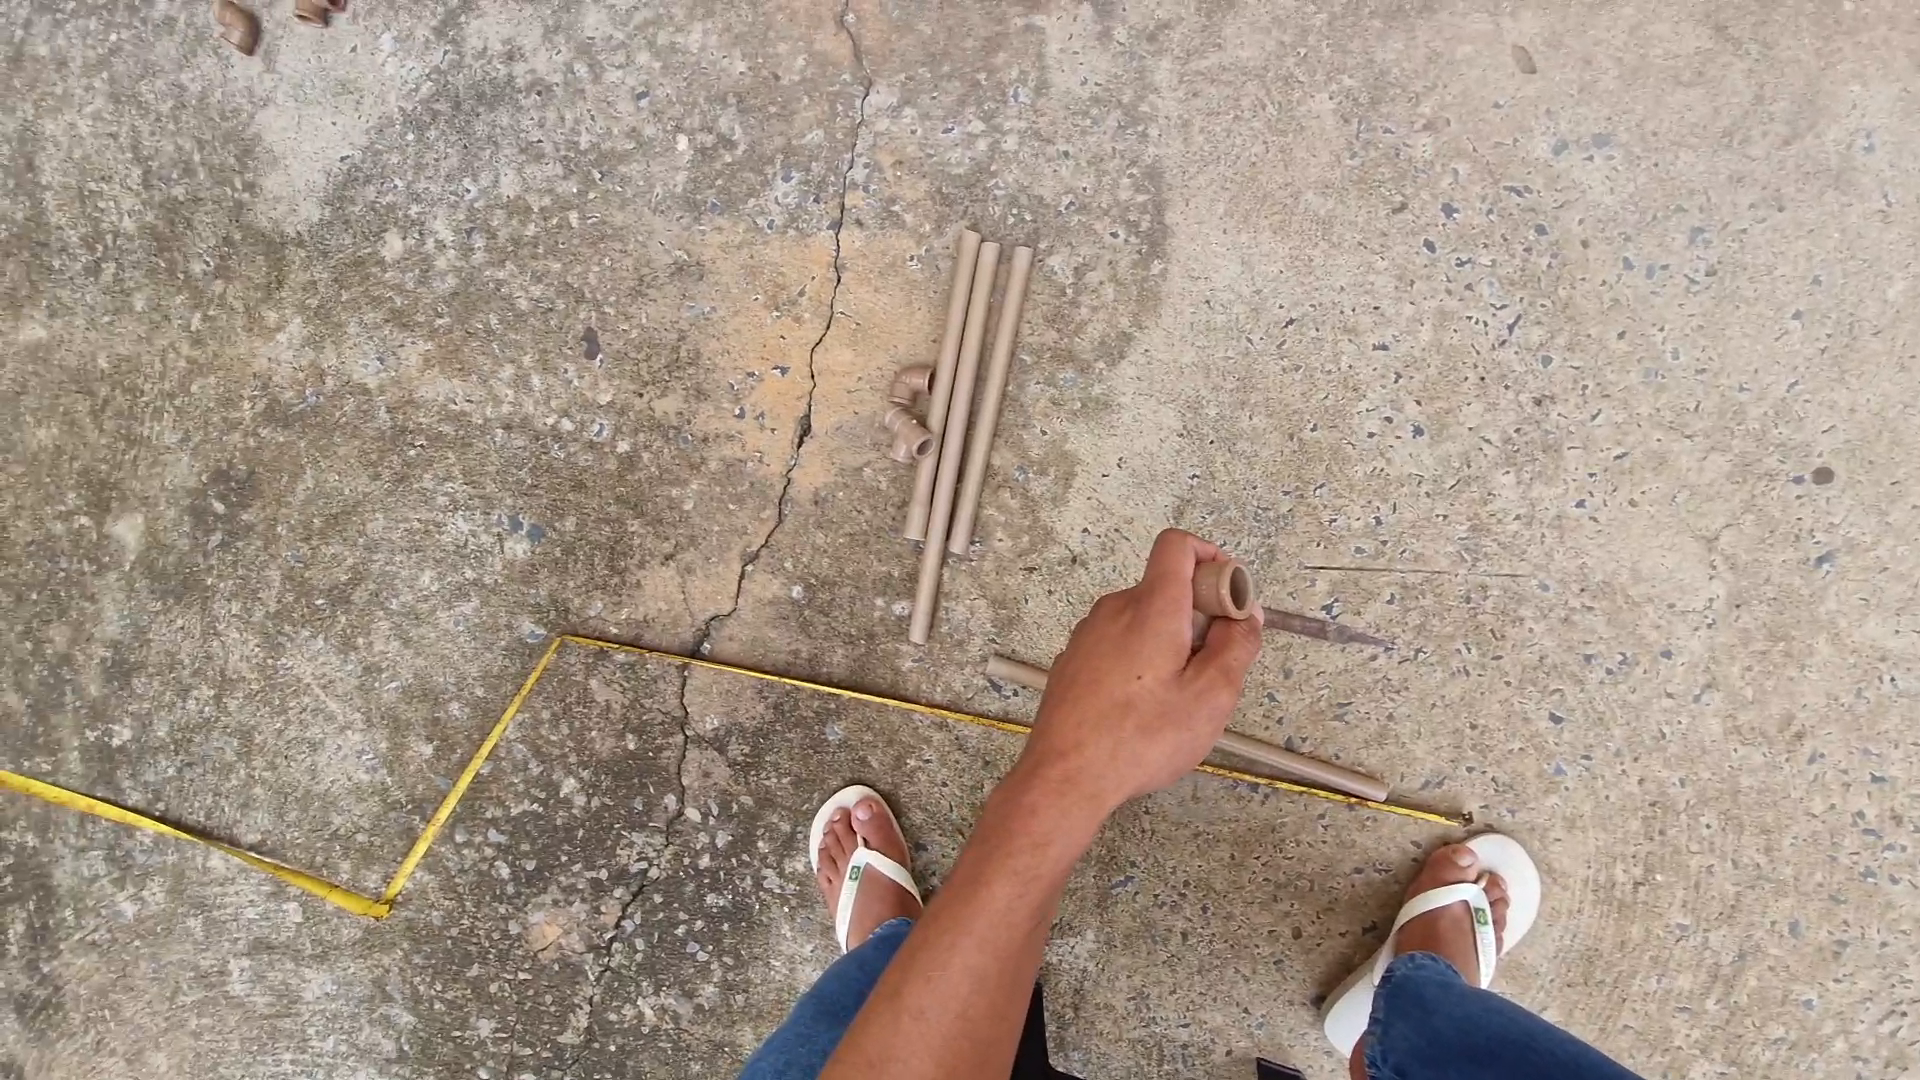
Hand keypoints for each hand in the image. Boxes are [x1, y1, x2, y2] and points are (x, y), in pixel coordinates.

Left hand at [1019, 529, 1263, 812]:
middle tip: (1211, 668)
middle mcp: (1114, 609)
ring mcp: (1088, 633)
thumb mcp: (1211, 696)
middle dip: (1198, 616)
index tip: (1228, 597)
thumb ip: (1237, 646)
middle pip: (1164, 588)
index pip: (1176, 544)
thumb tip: (1247, 614)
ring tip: (1176, 696)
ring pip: (1142, 618)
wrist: (1066, 775)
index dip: (1210, 557)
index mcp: (1150, 607)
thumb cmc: (1141, 738)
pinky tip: (1142, 706)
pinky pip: (1118, 642)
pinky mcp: (1074, 659)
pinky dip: (1140, 658)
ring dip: (1169, 642)